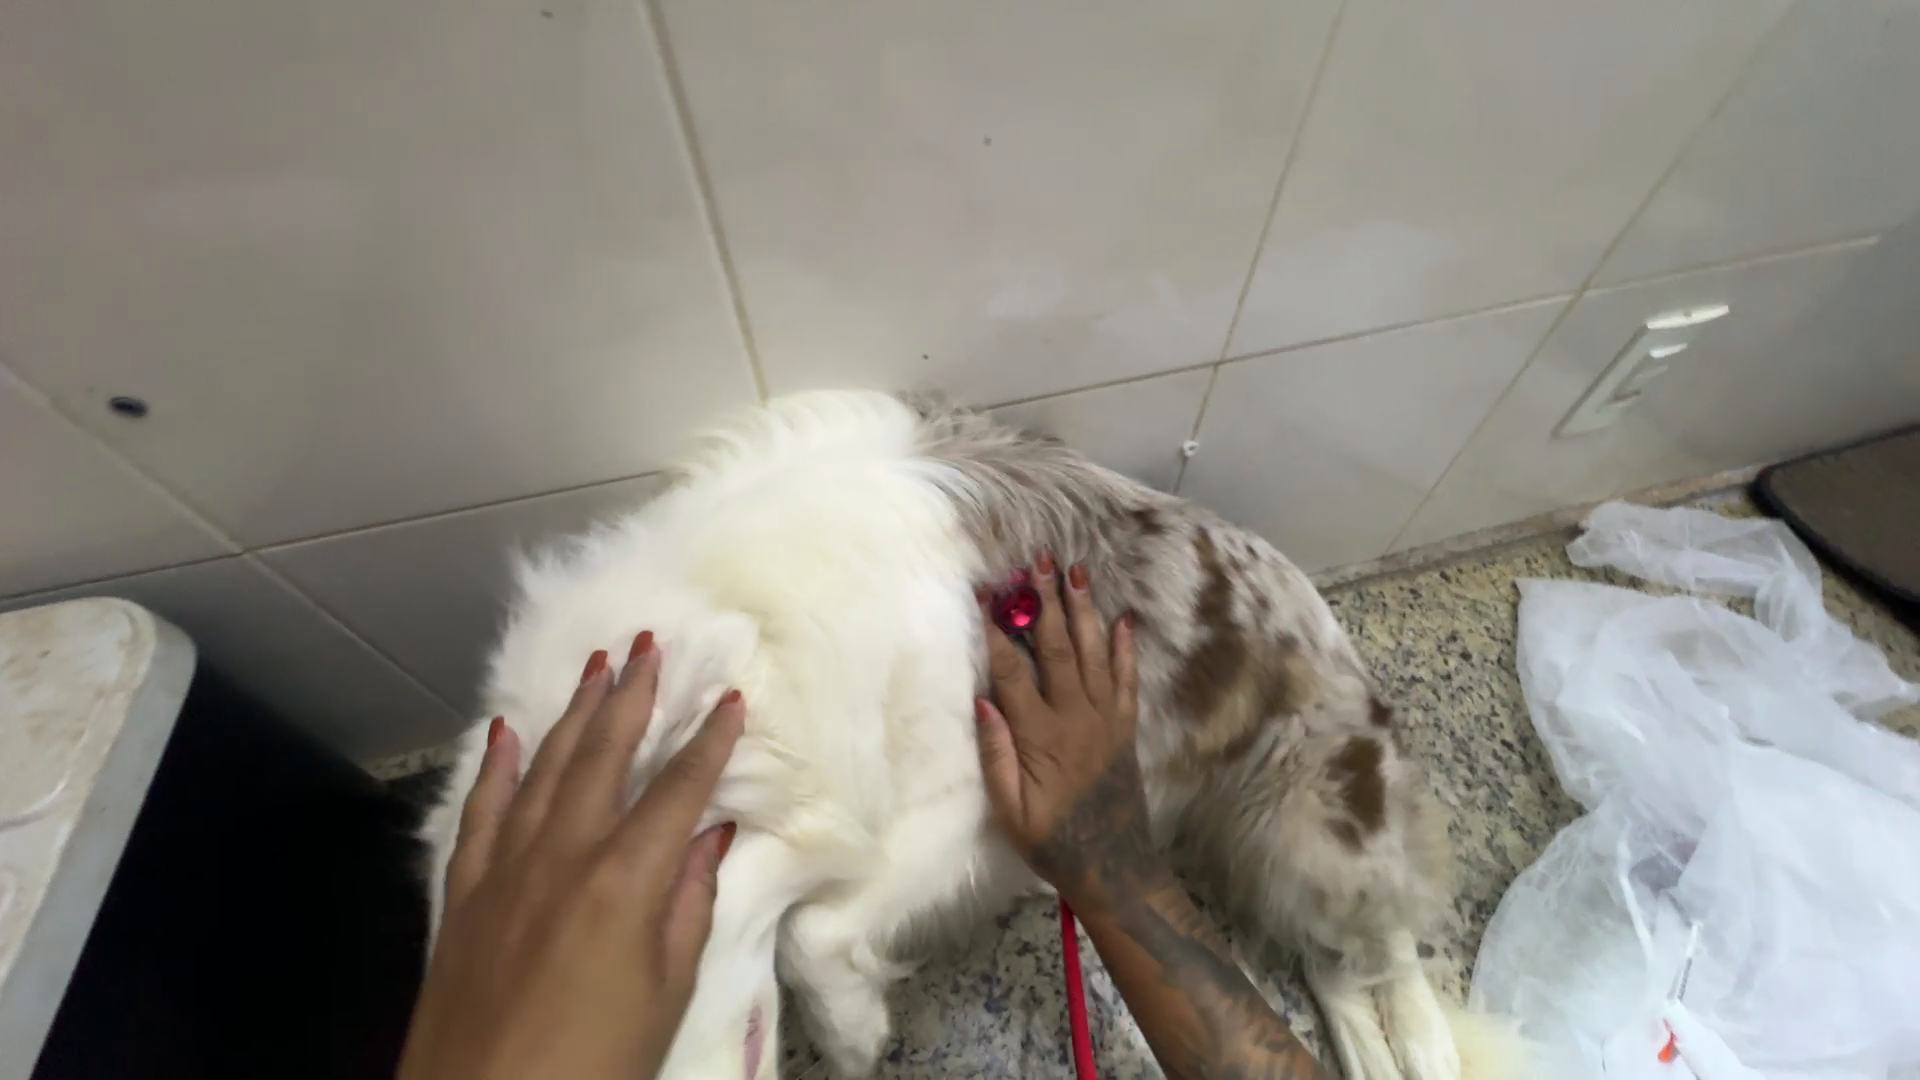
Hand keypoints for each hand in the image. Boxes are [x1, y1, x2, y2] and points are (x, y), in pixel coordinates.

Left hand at [397, 634, 744, 1079]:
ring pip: (545, 768)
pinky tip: (505, 729)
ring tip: (596, 667)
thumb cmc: (597, 1061)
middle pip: (605, 755)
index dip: (710, 740)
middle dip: (632, 695)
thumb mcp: (667, 989)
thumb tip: (708, 834)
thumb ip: (689, 901)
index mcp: (625, 878)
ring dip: (574, 712)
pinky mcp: (464, 894)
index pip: (680, 788)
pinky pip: (481, 813)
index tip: (730, 698)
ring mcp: (506, 869)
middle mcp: (564, 855)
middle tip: (648, 645)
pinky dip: (495, 766)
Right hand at [976, 559, 1330, 1078]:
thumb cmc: (1052, 839)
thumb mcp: (1010, 809)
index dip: (996, 630)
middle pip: (1059, 646)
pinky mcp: (1125, 725)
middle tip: (1042, 560)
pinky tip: (1122, 618)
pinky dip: (1125, 647)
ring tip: (1077, 572)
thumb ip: (996, 754)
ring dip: (1084, 610)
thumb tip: (982, 700)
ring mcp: (1106, 717)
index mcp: (1041, 735)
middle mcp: (1076, 716)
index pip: (1012, 670)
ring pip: (1094, 652)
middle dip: (1047, 600)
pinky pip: (1127, 678)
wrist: (1114, 865)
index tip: (986, 594)